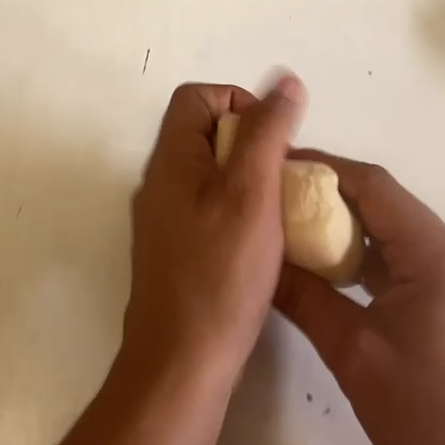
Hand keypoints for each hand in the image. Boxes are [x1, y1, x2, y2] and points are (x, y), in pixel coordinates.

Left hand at [123, 77, 306, 379]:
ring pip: (210, 174)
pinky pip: (209, 209)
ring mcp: (164, 220)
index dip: (238, 102)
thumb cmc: (220, 274)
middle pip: (204, 134)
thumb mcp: (251, 193)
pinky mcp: (176, 252)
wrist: (182, 362)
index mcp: (170, 160)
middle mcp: (159, 183)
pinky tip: (265, 242)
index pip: (196, 97)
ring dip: (249, 179)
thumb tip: (284, 82)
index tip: (273, 138)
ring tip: (282, 208)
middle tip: (285, 177)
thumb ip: (267, 133)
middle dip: (252, 143)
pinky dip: (239, 211)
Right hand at [272, 152, 444, 444]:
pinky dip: (366, 257)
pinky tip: (329, 269)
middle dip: (331, 195)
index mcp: (438, 254)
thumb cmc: (422, 412)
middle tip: (276, 198)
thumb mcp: (351, 351)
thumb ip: (303, 296)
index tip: (276, 166)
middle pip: (387, 204)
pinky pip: (405, 260)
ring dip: (348, 227)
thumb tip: (256, 258)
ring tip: (293, 228)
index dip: (324, 168)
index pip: (375, 186)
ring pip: (395, 232)